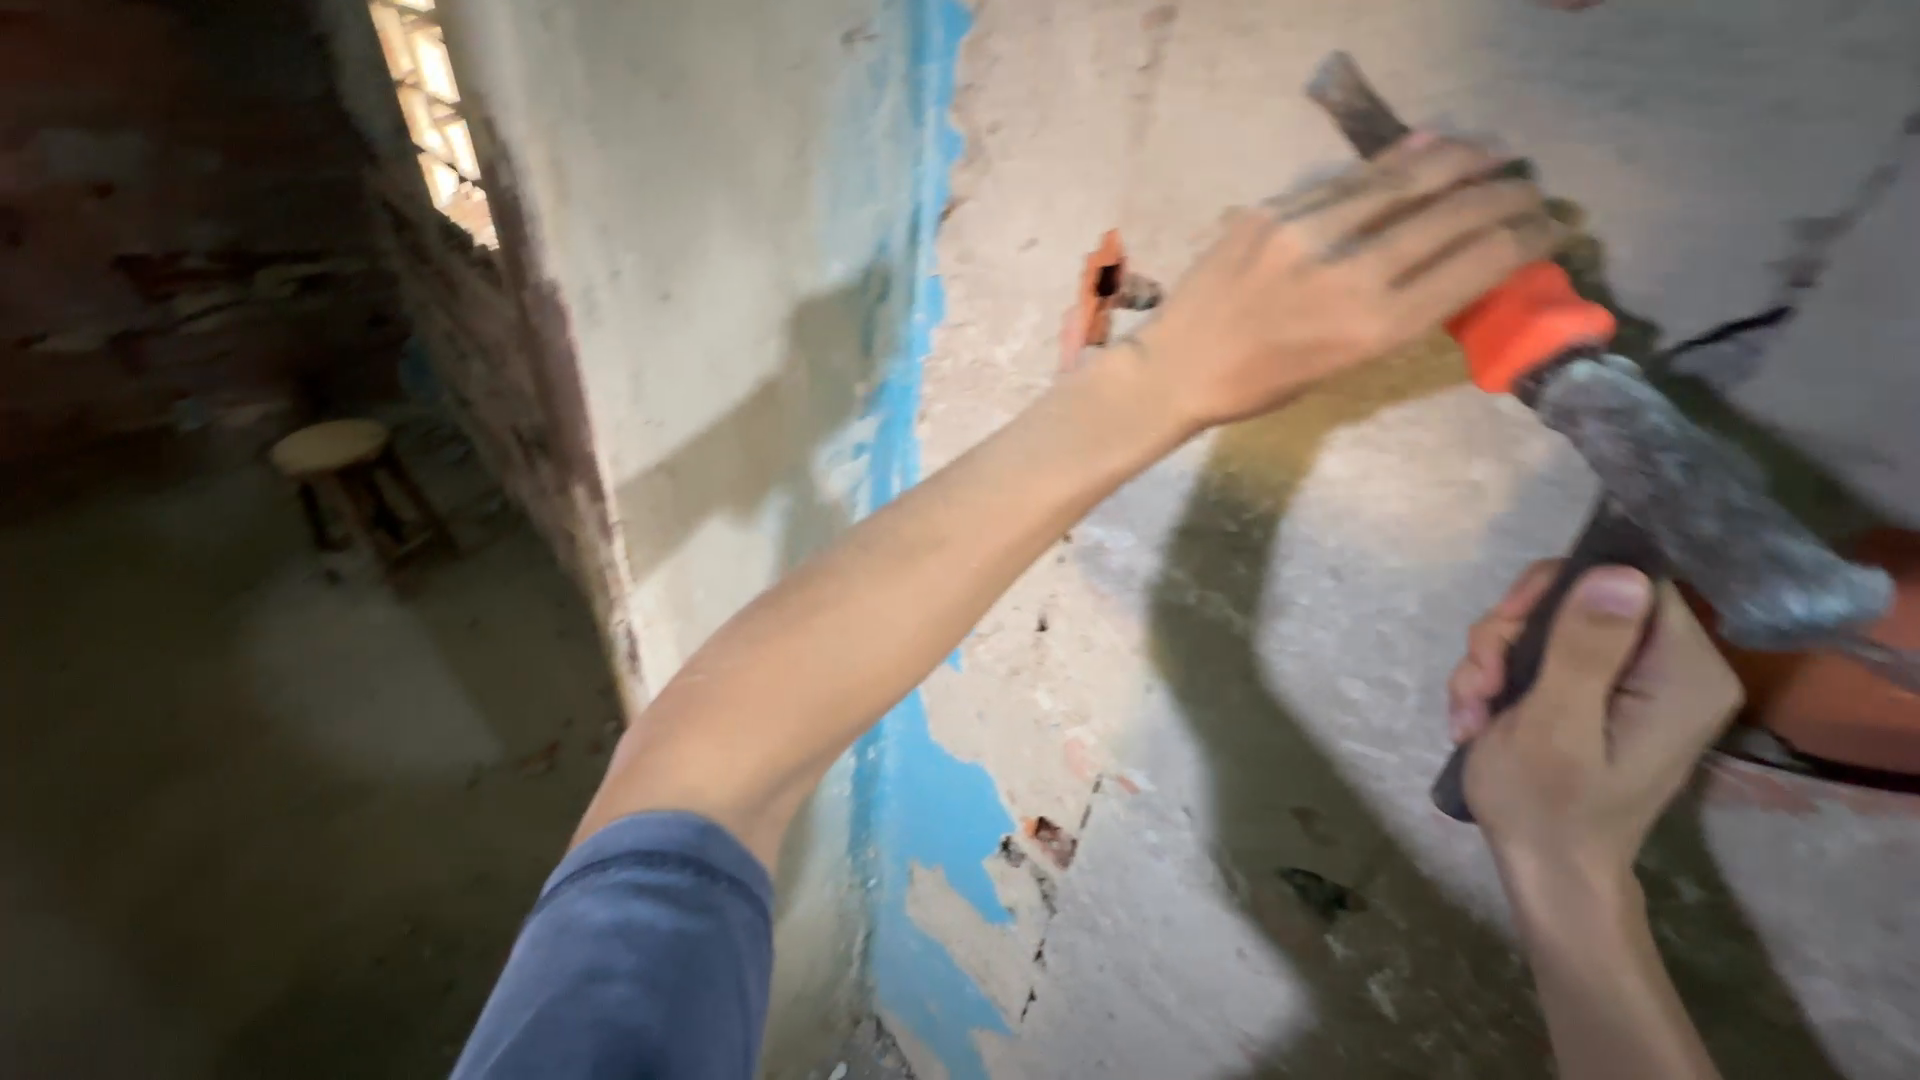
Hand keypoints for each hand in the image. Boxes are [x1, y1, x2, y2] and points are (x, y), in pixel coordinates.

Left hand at [1133, 133, 1561, 430]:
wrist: (1174, 369)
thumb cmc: (1256, 386)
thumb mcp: (1339, 367)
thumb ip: (1395, 311)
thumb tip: (1450, 257)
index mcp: (1373, 328)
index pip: (1477, 265)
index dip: (1527, 238)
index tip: (1551, 226)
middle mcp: (1350, 274)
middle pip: (1453, 214)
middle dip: (1507, 194)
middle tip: (1531, 185)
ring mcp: (1305, 235)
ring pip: (1403, 180)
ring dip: (1460, 160)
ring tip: (1492, 151)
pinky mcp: (1269, 213)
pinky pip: (1343, 179)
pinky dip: (1391, 164)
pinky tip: (1423, 150)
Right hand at [1446, 563, 1743, 889]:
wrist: (1544, 867)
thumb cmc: (1547, 803)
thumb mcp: (1555, 724)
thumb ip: (1585, 650)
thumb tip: (1617, 573)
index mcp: (1682, 673)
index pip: (1627, 581)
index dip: (1556, 590)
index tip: (1504, 628)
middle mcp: (1667, 667)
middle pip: (1575, 598)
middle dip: (1508, 635)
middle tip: (1478, 680)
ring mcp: (1629, 680)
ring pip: (1541, 626)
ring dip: (1489, 662)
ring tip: (1472, 711)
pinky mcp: (1594, 692)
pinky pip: (1534, 655)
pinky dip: (1494, 680)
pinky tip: (1477, 718)